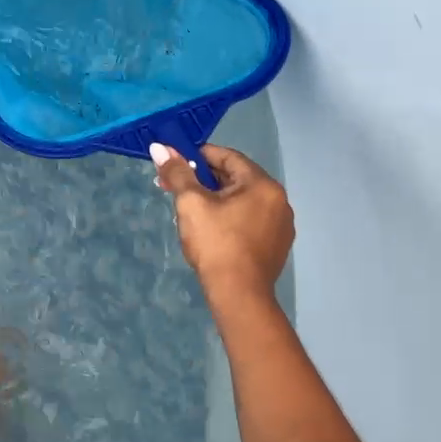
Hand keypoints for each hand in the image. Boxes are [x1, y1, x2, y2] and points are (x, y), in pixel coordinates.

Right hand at [151, 143, 293, 305]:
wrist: (239, 294)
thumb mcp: (191, 203)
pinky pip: (249, 218)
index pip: (227, 157)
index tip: (174, 163)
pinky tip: (209, 229)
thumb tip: (159, 147)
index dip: (198, 155)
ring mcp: (281, 224)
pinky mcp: (276, 244)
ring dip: (214, 198)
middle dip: (202, 179)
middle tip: (174, 187)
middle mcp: (278, 200)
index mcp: (262, 185)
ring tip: (188, 210)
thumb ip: (177, 172)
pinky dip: (228, 216)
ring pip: (241, 199)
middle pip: (235, 178)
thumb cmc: (215, 243)